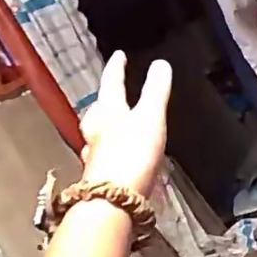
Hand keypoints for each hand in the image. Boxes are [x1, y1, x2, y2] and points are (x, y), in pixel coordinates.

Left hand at [79, 51, 171, 195]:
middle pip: (100, 108)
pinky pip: (105, 154)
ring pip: (99, 132)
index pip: (111, 82)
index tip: (119, 56)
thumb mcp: (149, 117)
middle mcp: (96, 130)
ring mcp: (95, 154)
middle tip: (113, 90)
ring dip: (107, 124)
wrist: (113, 200)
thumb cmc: (131, 154)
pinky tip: (118, 155)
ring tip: (116, 121)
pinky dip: (112, 148)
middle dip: (107, 99)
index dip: (116, 68)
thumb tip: (161, 63)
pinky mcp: (101, 175)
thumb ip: (155, 91)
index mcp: (107, 111)